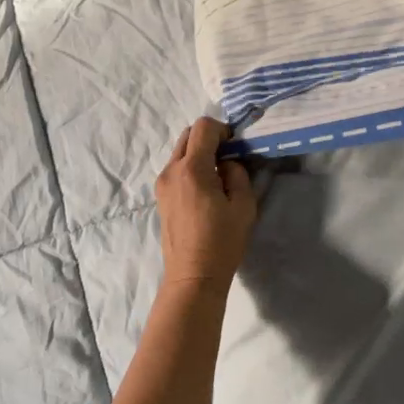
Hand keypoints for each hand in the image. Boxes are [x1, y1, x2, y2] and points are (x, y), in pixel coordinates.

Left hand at [156, 118, 257, 290]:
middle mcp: (171, 170)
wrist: (193, 276)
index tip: (235, 146)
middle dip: (209, 138)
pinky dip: (190, 167)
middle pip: (188, 135)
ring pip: (180, 151)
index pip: (203, 127)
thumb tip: (227, 163)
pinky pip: (175, 168)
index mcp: (192, 169)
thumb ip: (237, 174)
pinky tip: (204, 190)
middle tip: (227, 158)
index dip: (222, 129)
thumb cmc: (222, 242)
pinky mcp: (160, 196)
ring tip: (216, 177)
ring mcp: (162, 184)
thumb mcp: (243, 205)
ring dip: (199, 153)